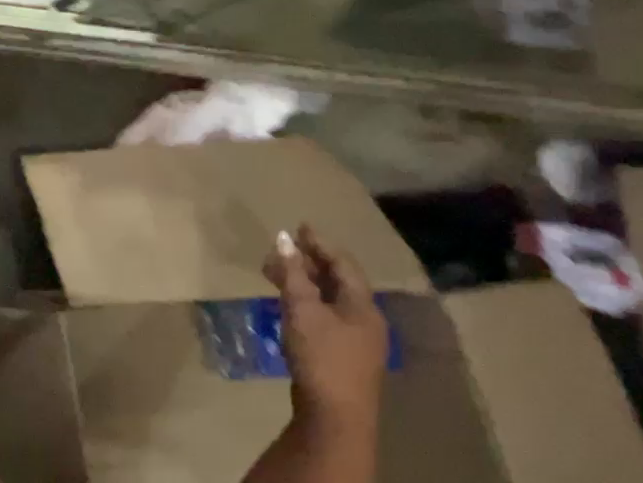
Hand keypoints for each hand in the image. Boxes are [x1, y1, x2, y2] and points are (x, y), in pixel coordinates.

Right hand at [263, 225, 388, 428]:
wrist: (335, 416)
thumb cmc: (321, 356)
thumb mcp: (302, 309)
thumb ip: (292, 273)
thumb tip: (283, 237)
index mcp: (363, 306)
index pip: (344, 265)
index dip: (321, 244)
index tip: (299, 226)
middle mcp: (366, 320)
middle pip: (339, 281)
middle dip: (310, 262)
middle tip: (283, 247)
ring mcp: (357, 340)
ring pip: (330, 299)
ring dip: (305, 282)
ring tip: (277, 271)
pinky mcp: (343, 355)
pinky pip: (325, 315)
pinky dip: (307, 301)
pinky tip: (288, 302)